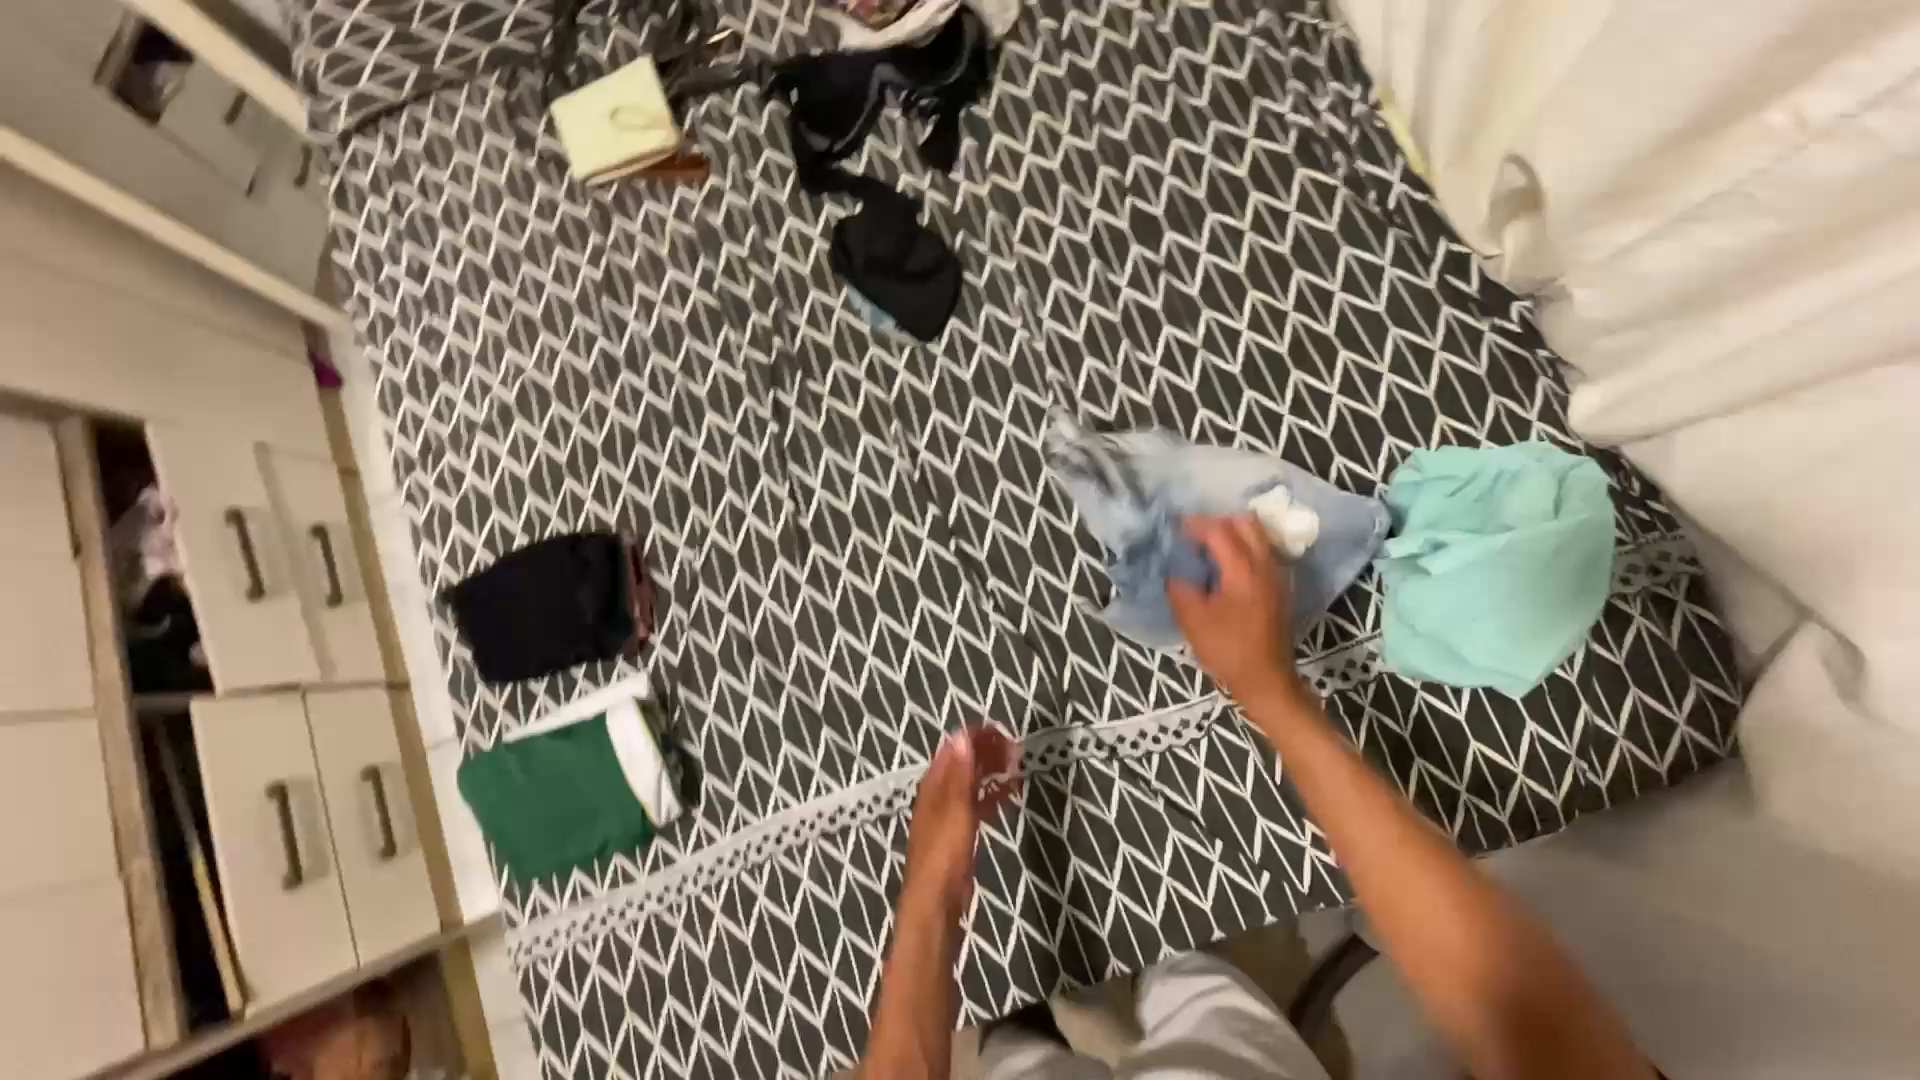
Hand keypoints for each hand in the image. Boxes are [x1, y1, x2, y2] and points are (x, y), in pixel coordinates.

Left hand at [901, 726, 1019, 923]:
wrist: (935, 907)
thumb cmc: (944, 859)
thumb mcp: (955, 813)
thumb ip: (959, 776)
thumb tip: (963, 736)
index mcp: (932, 789)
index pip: (952, 751)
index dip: (974, 739)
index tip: (1001, 732)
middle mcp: (937, 799)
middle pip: (960, 767)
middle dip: (984, 754)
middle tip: (1013, 749)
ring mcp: (946, 819)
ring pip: (968, 786)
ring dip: (988, 774)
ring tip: (1013, 767)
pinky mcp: (957, 839)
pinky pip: (974, 807)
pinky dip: (989, 797)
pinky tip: (1005, 798)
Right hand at [1166, 515, 1309, 707]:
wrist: (1266, 680)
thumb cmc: (1227, 649)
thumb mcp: (1192, 619)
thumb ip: (1179, 586)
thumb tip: (1173, 567)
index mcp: (1243, 570)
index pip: (1219, 530)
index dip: (1194, 525)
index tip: (1173, 530)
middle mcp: (1265, 565)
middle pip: (1245, 523)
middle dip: (1216, 522)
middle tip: (1192, 536)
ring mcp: (1276, 576)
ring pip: (1257, 536)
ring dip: (1231, 533)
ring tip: (1205, 549)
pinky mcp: (1278, 588)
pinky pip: (1261, 552)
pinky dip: (1242, 548)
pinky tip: (1223, 568)